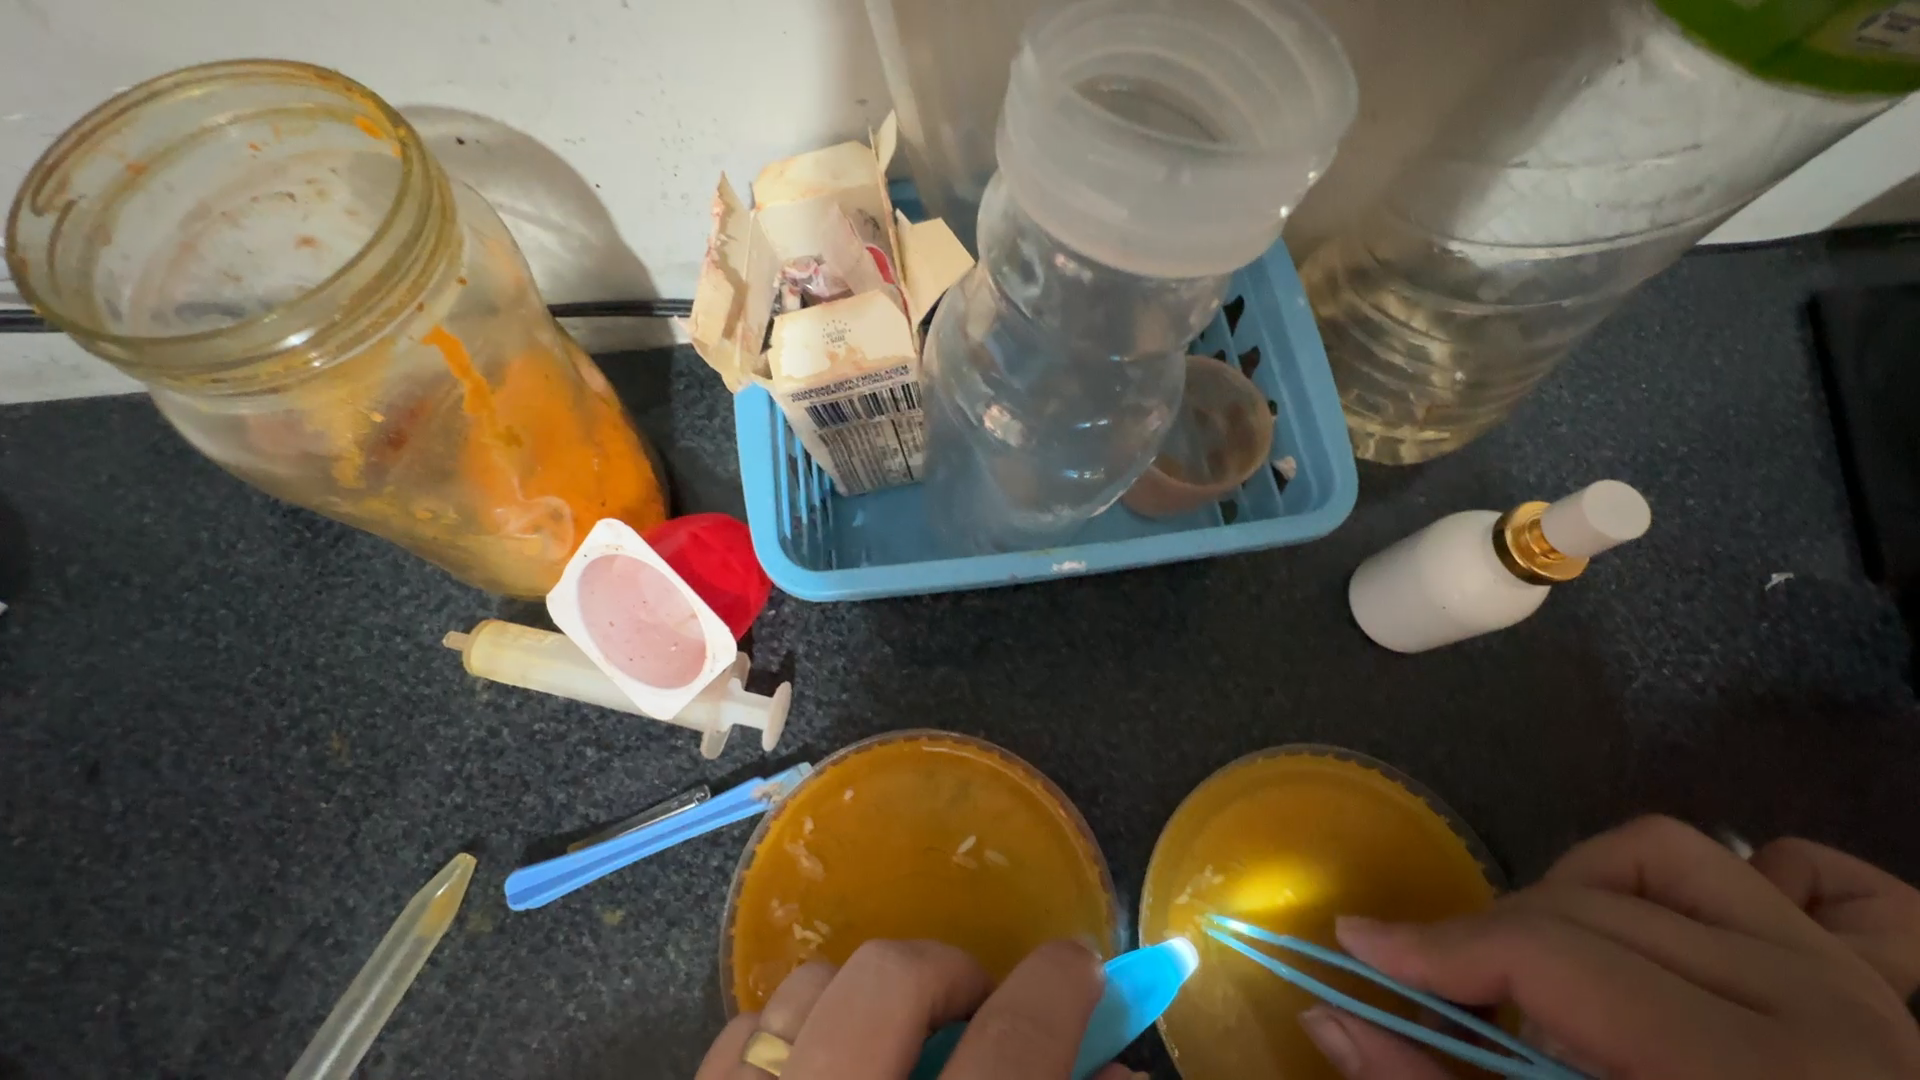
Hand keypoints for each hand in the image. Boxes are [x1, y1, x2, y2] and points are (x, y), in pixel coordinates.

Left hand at [695, 939, 1138, 1079]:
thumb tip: (1117, 1068)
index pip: (1013, 1051)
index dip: (1063, 991)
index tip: (1080, 966)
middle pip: (896, 978)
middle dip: (955, 973)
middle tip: (980, 1008)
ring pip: (812, 986)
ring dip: (868, 996)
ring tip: (895, 1041)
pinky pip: (740, 1028)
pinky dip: (792, 1027)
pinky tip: (817, 1066)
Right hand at [1296, 816, 1919, 1079]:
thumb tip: (1328, 1021)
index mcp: (1751, 1074)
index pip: (1550, 955)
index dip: (1436, 946)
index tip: (1358, 945)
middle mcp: (1829, 1011)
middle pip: (1582, 906)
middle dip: (1490, 941)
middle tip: (1452, 992)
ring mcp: (1866, 983)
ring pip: (1666, 852)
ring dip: (1578, 890)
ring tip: (1552, 961)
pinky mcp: (1888, 974)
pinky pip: (1785, 867)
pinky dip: (1697, 882)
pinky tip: (1658, 936)